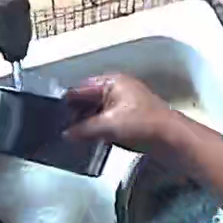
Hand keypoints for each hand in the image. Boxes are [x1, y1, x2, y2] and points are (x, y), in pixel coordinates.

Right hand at [63, 73, 177, 152]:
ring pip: (96, 111)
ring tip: (70, 137)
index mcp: (112, 82)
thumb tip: (65, 134)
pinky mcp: (130, 118)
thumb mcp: (108, 125)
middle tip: (58, 129)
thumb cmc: (141, 124)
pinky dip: (97, 129)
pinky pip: (106, 121)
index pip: (80, 89)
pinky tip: (88, 141)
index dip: (66, 102)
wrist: (172, 139)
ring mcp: (124, 103)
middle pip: (88, 99)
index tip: (50, 116)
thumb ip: (83, 129)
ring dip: (86, 123)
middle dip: (75, 114)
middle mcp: (117, 88)